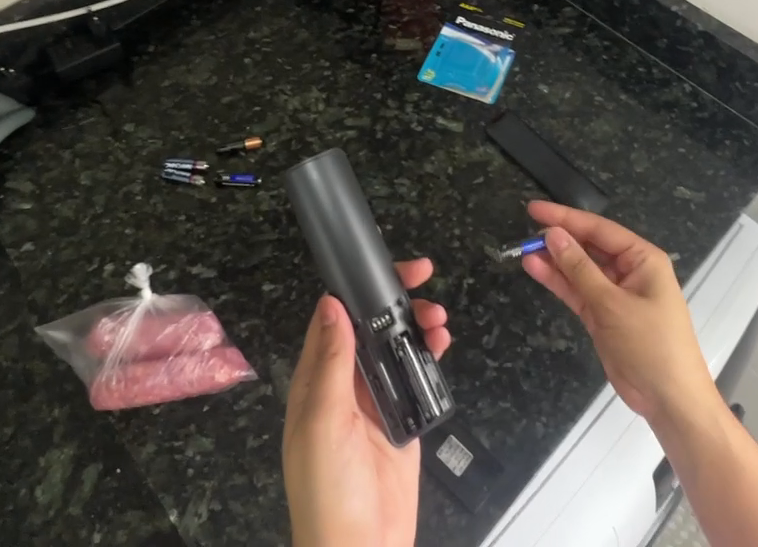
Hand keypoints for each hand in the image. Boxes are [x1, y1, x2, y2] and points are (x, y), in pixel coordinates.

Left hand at [283, 259, 450, 546]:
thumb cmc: (327, 489)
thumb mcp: (322, 420)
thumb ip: (331, 363)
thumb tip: (331, 306)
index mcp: (316, 380)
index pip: (333, 319)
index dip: (355, 288)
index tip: (382, 267)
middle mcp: (344, 385)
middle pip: (369, 327)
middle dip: (393, 299)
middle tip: (422, 278)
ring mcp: (375, 401)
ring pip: (395, 347)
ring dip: (415, 324)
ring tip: (437, 316)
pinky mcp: (402, 419)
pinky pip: (415, 376)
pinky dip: (429, 355)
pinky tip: (441, 342)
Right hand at [521, 201, 716, 423]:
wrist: (669, 400)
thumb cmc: (650, 344)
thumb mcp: (612, 304)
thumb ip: (579, 268)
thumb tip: (552, 235)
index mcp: (642, 259)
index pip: (599, 229)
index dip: (566, 218)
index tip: (534, 209)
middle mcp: (629, 271)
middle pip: (589, 247)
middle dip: (559, 239)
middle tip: (525, 230)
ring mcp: (615, 294)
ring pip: (579, 269)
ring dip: (554, 261)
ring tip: (523, 249)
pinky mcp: (603, 315)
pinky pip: (577, 291)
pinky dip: (558, 281)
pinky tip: (535, 269)